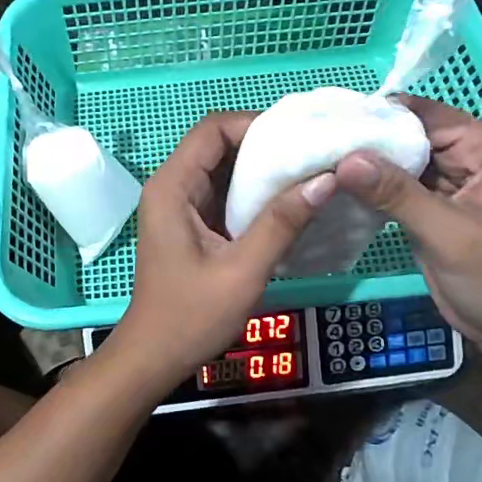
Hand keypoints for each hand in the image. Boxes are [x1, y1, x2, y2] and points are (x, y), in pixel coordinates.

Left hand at [112, 112, 334, 382]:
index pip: (213, 129)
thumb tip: (326, 179)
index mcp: (172, 187)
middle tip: (313, 155)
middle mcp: (172, 187)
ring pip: (224, 170)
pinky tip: (289, 204)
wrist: (155, 356)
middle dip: (265, 146)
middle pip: (219, 145)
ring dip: (262, 171)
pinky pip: (224, 195)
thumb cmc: (192, 316)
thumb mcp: (243, 270)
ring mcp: (181, 207)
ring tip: (309, 175)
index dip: (256, 125)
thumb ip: (282, 222)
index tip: (300, 138)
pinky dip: (254, 195)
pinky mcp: (192, 225)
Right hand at [335, 95, 481, 391]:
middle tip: (316, 149)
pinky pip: (403, 190)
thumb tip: (345, 157)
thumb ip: (395, 192)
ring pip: (404, 164)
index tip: (330, 125)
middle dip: (369, 143)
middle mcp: (474, 157)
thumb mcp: (447, 233)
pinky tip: (340, 191)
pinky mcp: (439, 210)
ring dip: (369, 169)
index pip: (426, 115)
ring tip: (319, 166)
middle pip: (412, 136)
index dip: (379, 117)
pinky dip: (376, 192)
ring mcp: (455, 185)